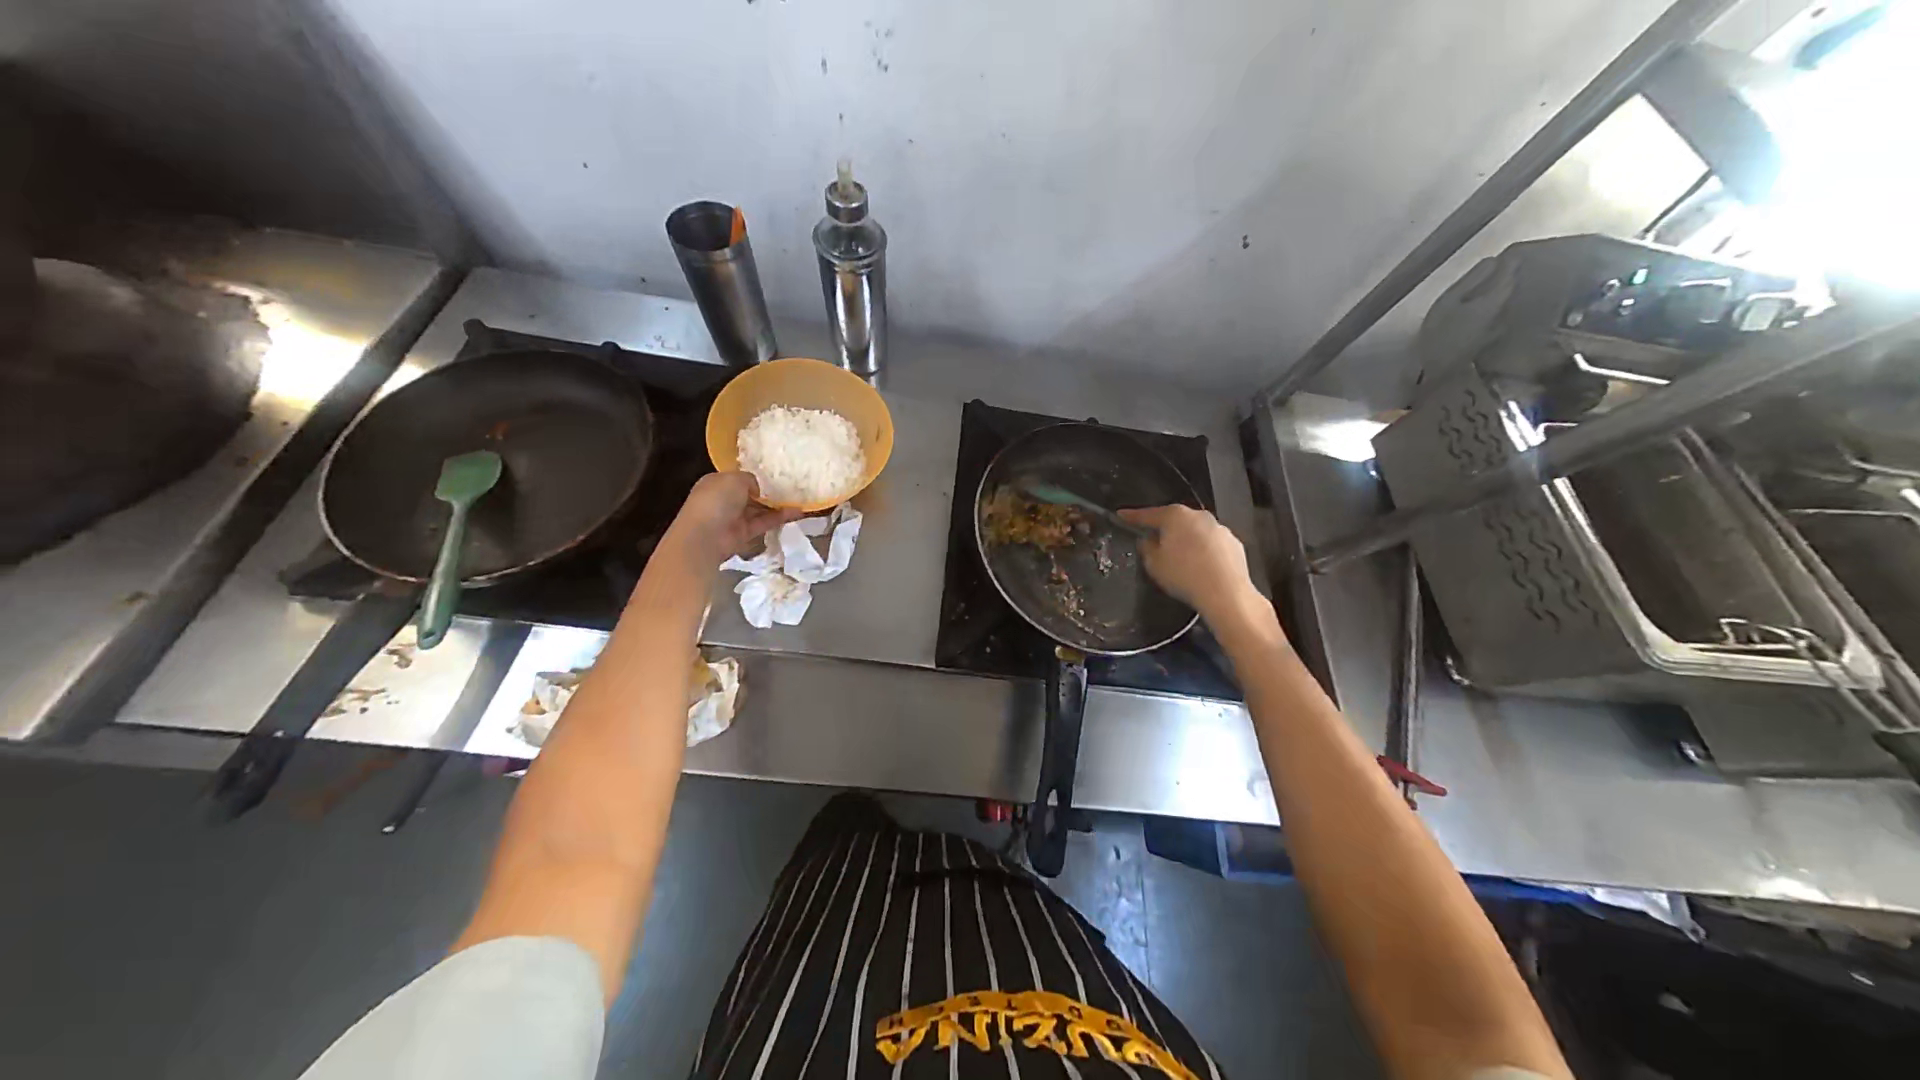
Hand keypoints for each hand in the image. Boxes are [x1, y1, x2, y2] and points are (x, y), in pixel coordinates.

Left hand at [667, 472, 801, 562]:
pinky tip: (797, 512)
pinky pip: (765, 522)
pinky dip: (780, 518)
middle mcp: (725, 499)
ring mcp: (735, 517)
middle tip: (793, 486)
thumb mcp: (735, 479)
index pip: (739, 478)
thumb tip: (759, 489)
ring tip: (800, 498)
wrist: (705, 535)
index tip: (777, 475)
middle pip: (751, 494)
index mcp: (718, 482)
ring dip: (778, 505)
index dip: (757, 476)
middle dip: (769, 491)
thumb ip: (750, 479)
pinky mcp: (744, 533)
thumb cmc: (716, 500)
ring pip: (760, 509)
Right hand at [1116, 504, 1259, 620]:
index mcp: (1175, 516)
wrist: (1226, 594)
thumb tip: (1149, 540)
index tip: (1121, 515)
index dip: (1131, 516)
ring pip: (1195, 532)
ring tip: (1181, 562)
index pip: (1147, 514)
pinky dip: (1204, 552)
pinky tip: (1201, 568)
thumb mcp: (1154, 564)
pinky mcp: (1234, 543)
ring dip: (1186, 541)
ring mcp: (1219, 528)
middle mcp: (1199, 516)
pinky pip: (1212, 544)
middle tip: (1154, 544)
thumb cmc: (1184, 575)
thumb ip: (1147, 547)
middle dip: (1164, 530)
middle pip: (1175, 520)